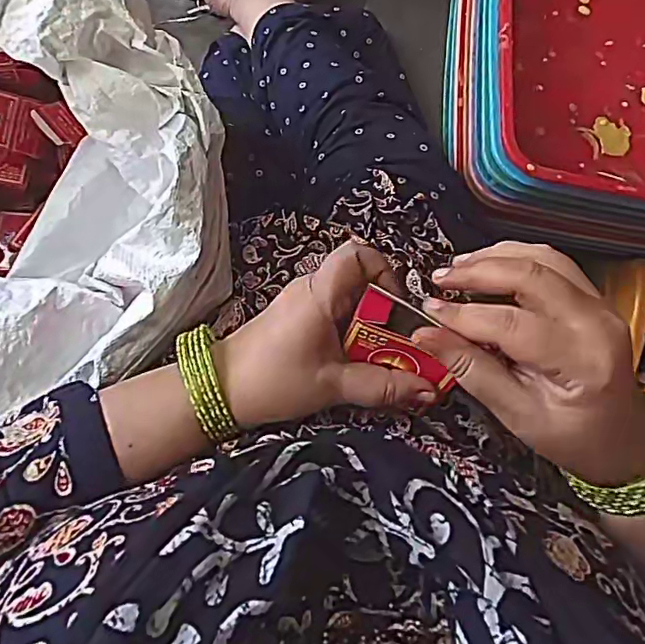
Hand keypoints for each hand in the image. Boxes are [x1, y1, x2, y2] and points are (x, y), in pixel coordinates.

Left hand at [214, 242, 440, 427]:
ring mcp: (302, 301)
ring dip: (368, 326)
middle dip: (383, 311)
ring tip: (374, 358)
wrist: (219, 389)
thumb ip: (383, 385)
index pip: (360, 253)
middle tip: (393, 344)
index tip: (395, 308)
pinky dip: (351, 332)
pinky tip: (350, 361)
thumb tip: (425, 387)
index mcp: (320, 293)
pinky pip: (335, 313)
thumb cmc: (270, 380)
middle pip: (361, 279)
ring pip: (349, 299)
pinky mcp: (297, 317)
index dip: (385, 271)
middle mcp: (311, 288)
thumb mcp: (333, 385)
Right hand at [414, 242, 644, 485]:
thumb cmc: (577, 437)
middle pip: (531, 275)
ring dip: (495, 257)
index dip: (465, 315)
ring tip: (459, 269)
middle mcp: (597, 323)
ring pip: (542, 258)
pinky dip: (514, 257)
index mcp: (583, 361)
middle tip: (441, 280)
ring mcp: (599, 304)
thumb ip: (471, 370)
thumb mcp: (518, 415)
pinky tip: (489, 265)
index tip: (432, 313)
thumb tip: (430, 336)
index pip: (514, 324)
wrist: (622, 438)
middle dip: (478, 272)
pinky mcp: (592, 295)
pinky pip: (551, 261)